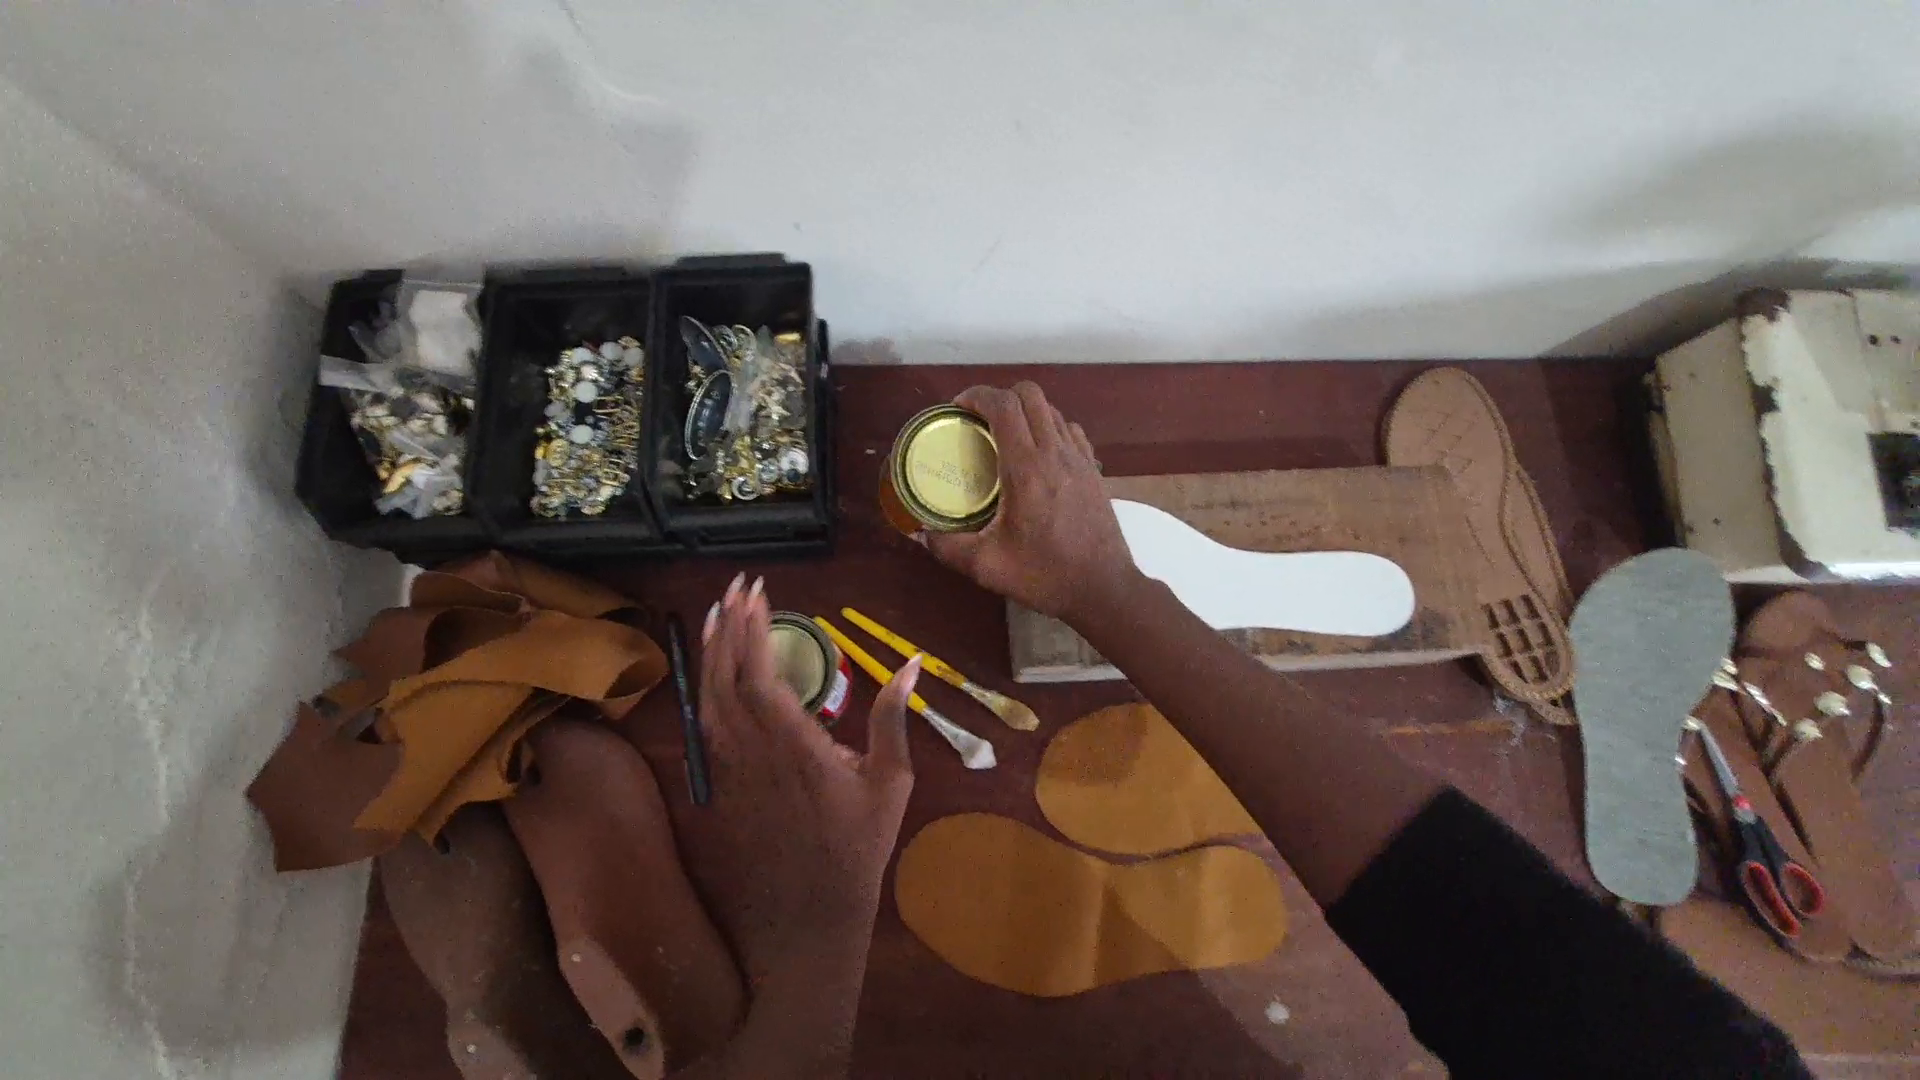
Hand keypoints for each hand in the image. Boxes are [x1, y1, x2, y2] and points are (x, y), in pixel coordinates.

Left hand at [688, 574, 918, 983]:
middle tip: (735, 587)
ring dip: (710, 654)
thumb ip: (894, 719)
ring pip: (707, 702)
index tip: (755, 592)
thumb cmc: (857, 850)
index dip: (751, 630)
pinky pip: (706, 729)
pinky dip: (705, 689)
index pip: (760, 676)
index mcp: (796, 748)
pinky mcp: (720, 788)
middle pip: (725, 680)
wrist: (806, 921)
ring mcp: (729, 773)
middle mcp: (752, 754)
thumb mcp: (892, 784)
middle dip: (727, 627)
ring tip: (717, 616)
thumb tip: (910, 661)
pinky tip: (712, 673)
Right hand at [922, 382, 1136, 623]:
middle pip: (1029, 394)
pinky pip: (1069, 431)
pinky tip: (1038, 455)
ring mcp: (1079, 459)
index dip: (977, 395)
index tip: (958, 409)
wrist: (1104, 589)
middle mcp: (1055, 453)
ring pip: (1051, 410)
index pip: (1004, 406)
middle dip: (1000, 396)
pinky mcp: (1094, 471)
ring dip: (1025, 412)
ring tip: (1005, 436)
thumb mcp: (987, 567)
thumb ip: (948, 547)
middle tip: (979, 420)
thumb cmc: (1045, 575)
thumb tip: (922, 533)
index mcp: (1026, 468)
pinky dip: (1049, 429)